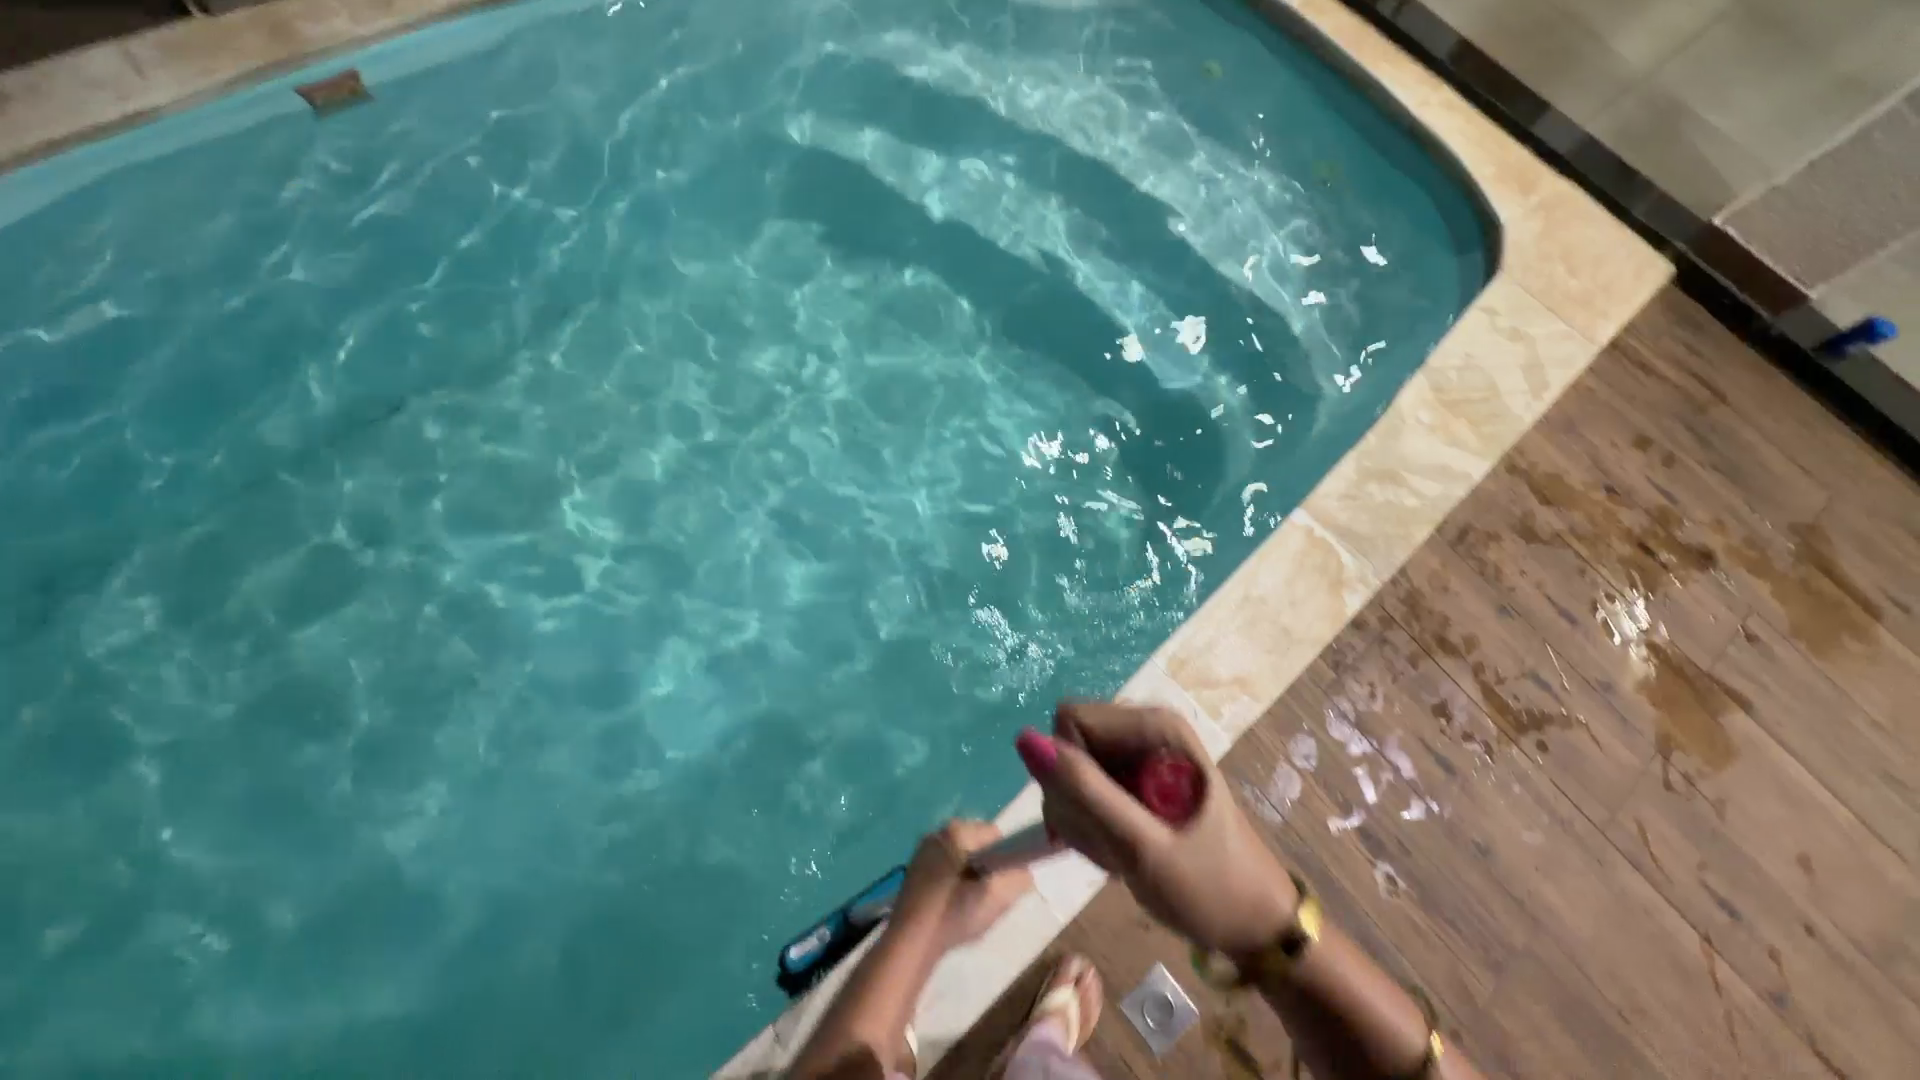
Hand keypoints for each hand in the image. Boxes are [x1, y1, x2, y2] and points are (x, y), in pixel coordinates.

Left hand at [893, 820, 1031, 952]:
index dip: (1006, 860)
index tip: (1002, 885)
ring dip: (972, 877)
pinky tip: (953, 907)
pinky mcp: (915, 869)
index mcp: (955, 832)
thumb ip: (1019, 877)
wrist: (909, 943)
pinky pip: (948, 867)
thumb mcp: (997, 898)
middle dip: (988, 869)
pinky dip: (956, 883)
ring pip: (963, 858)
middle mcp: (937, 833)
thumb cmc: (953, 915)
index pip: (996, 836)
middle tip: (987, 897)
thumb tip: (1023, 870)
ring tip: (969, 905)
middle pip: (979, 846)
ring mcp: (923, 851)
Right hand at [1025, 702, 1298, 956]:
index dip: (1071, 772)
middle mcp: (1146, 730)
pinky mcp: (1135, 781)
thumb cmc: (1209, 888)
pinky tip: (1121, 852)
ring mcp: (1140, 756)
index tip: (1101, 817)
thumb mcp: (1141, 846)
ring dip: (1083, 822)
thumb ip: (1084, 792)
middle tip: (1118, 845)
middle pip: (1067, 747)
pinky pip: (1085, 792)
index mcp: (1157, 727)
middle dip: (1078, 803)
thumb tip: (1023, 739)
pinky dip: (1092, 828)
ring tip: (1124, 853)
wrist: (1256, 927)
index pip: (1070, 721)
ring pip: (1069, 774)